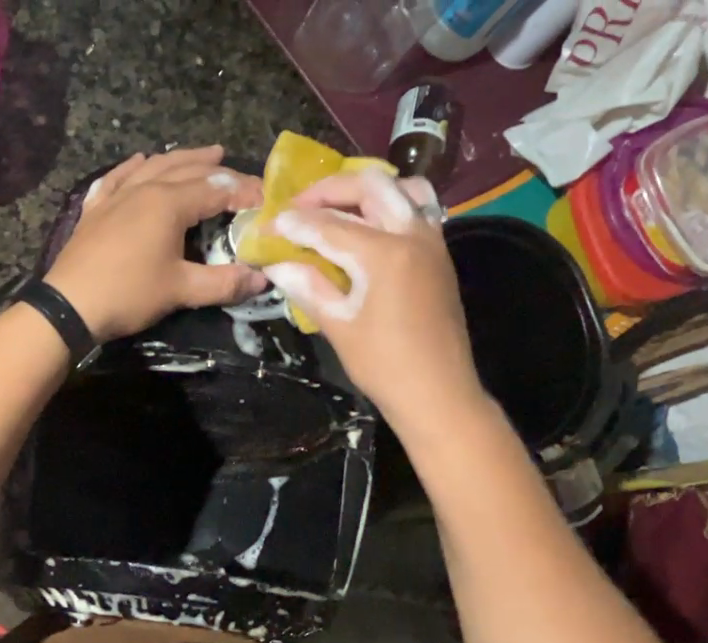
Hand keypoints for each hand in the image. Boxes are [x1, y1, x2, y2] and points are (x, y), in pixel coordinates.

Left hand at [42, 146, 267, 341]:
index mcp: (169, 203)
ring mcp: (115, 197)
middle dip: (213, 168)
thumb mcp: (180, 290)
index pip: (215, 189)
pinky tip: (138, 162)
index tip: (263, 199)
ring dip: (179, 159)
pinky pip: (116, 178)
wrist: (69, 306)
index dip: (242, 192)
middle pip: (185, 169)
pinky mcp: (94, 210)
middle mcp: (144, 189)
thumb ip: (223, 283)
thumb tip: (261, 279)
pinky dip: (132, 168)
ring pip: (152, 167)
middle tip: (234, 166)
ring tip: (199, 155)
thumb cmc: (128, 294)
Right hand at [261, 171, 485, 415]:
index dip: (294, 223)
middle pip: (370, 186)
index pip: (329, 225)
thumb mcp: (338, 326)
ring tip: (338, 208)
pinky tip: (369, 226)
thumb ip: (308, 287)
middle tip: (300, 206)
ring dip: (366, 190)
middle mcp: (411, 234)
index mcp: (383, 253)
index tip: (268, 224)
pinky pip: (418, 208)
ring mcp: (431, 241)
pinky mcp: (439, 254)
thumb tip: (276, 266)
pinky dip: (391, 204)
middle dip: (330, 190)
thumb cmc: (383, 364)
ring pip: (401, 189)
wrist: (437, 390)